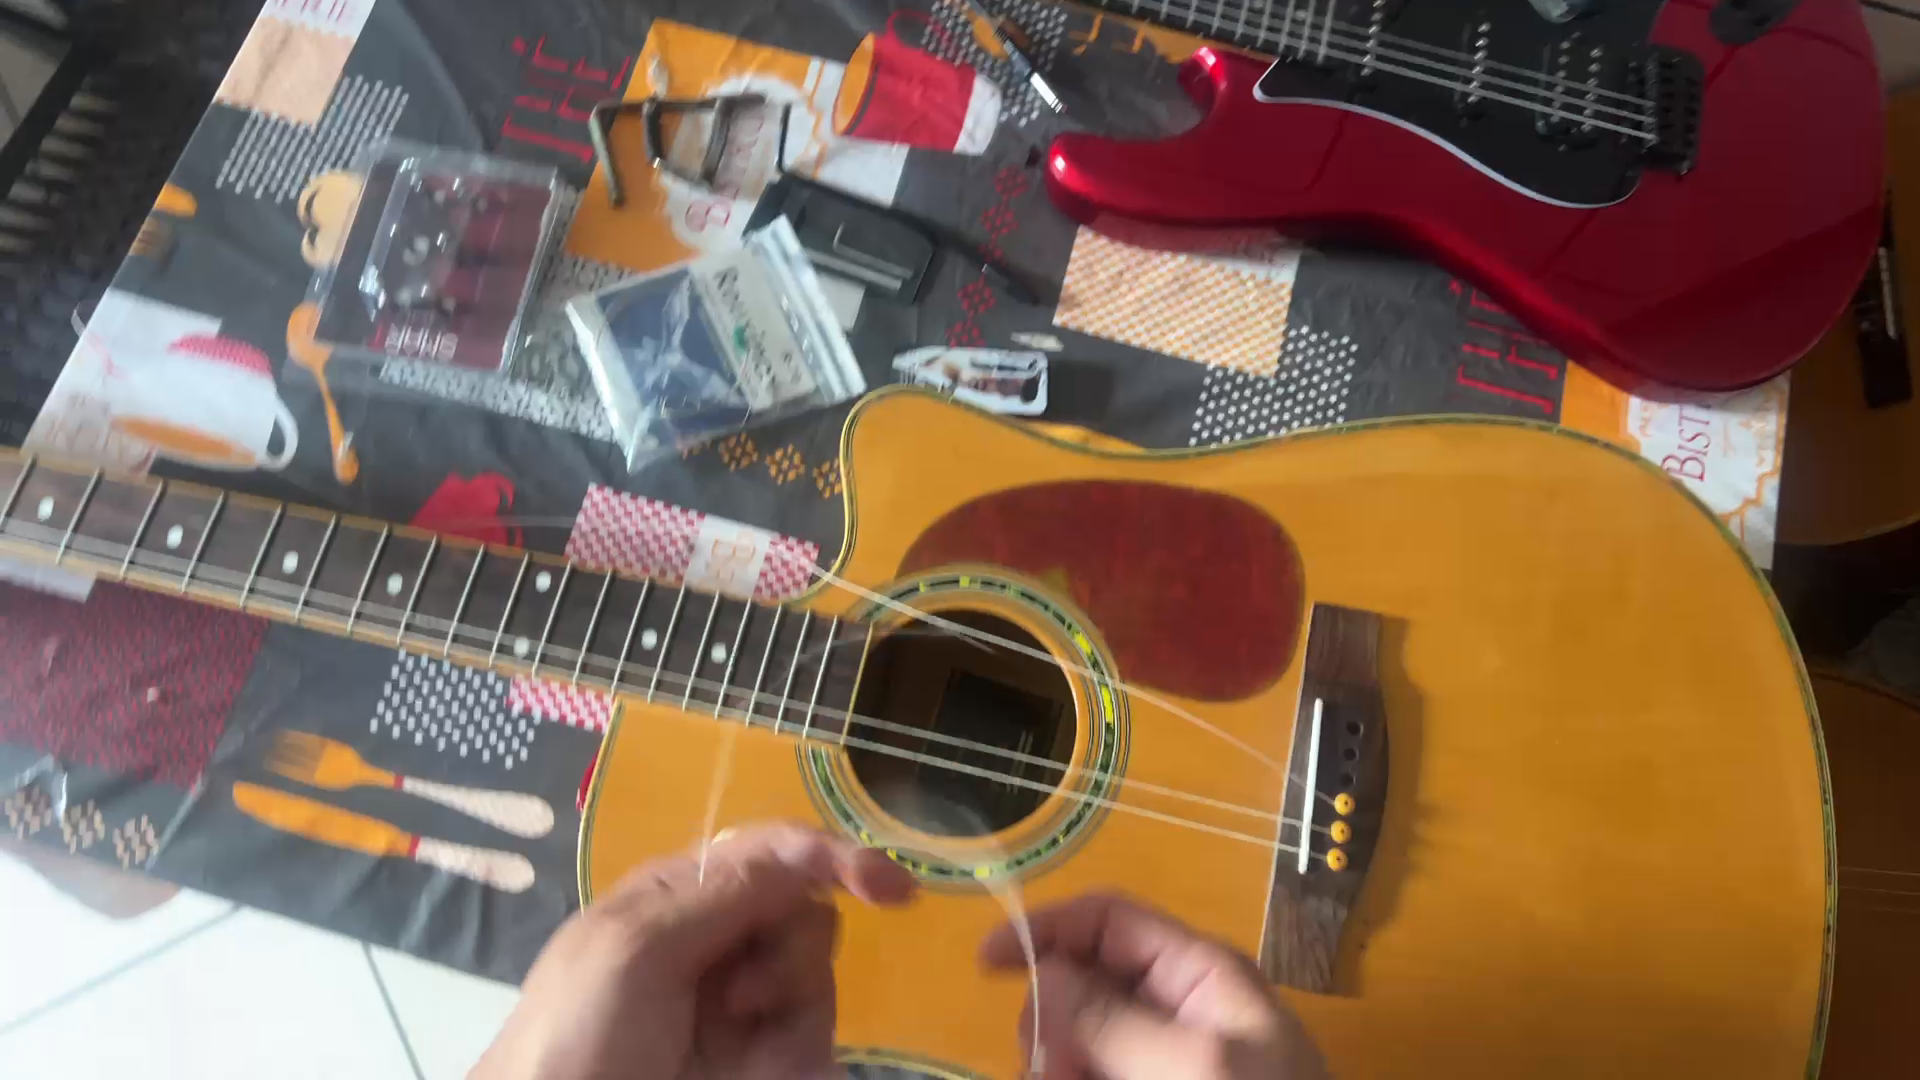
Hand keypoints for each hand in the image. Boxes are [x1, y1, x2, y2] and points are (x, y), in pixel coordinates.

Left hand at [474, 824, 914, 1079]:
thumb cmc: (576, 1040)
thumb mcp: (637, 949)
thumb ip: (725, 892)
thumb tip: (805, 858)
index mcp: (686, 892)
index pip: (774, 850)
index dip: (834, 856)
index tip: (890, 888)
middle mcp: (724, 935)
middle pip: (806, 907)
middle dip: (790, 948)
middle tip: (741, 996)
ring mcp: (745, 999)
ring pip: (815, 968)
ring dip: (784, 1000)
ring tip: (730, 1039)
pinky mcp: (765, 1055)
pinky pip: (812, 1031)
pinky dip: (791, 1050)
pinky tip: (751, 1071)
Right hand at [980, 893, 1327, 1079]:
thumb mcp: (1196, 1071)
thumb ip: (1114, 1020)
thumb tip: (1042, 973)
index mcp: (1197, 972)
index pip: (1106, 918)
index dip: (1045, 927)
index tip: (984, 963)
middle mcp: (1177, 1002)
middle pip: (1083, 979)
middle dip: (1052, 1021)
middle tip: (1047, 1073)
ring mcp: (1163, 1054)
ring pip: (1078, 1036)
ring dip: (1057, 1064)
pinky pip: (1088, 1071)